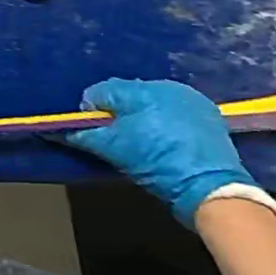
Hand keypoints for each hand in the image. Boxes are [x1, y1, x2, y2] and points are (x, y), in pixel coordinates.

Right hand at [59, 78, 255, 226]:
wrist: (212, 188)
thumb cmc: (159, 164)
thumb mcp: (116, 150)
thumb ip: (88, 135)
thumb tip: (63, 128)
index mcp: (141, 90)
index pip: (103, 90)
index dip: (93, 110)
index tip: (93, 131)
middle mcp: (165, 86)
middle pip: (128, 94)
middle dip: (119, 113)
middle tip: (119, 140)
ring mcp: (189, 98)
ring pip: (153, 102)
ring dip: (143, 117)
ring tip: (144, 144)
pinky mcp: (207, 114)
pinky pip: (175, 111)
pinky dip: (167, 123)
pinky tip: (169, 144)